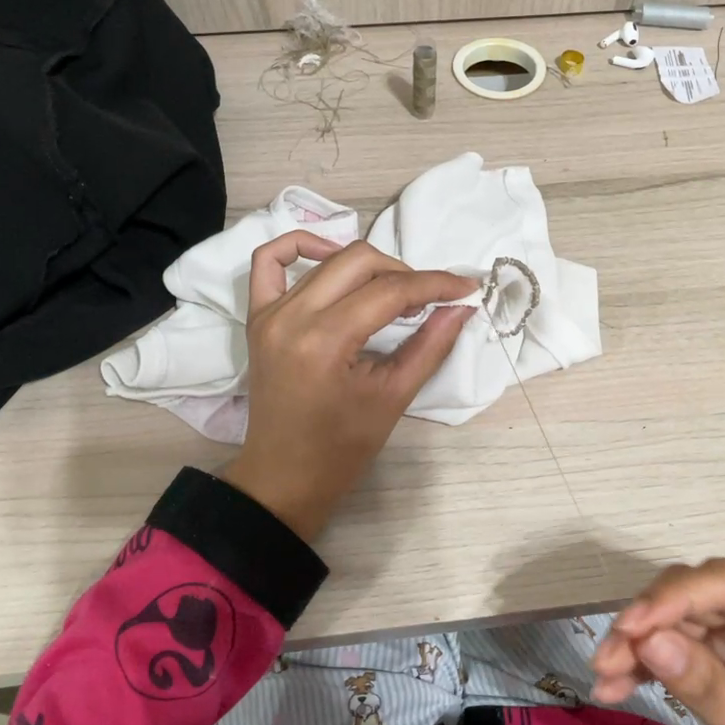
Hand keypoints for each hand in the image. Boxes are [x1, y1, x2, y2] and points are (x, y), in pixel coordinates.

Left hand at [221, 234, 476, 540]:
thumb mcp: (394, 397)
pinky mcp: (257, 316)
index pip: (389, 291)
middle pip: (359, 261)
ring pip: (326, 260)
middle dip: (404, 273)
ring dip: (369, 267)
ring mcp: (268, 313)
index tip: (467, 287)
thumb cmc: (341, 449)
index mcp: (325, 341)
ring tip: (393, 294)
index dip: (435, 284)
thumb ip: (431, 345)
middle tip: (429, 301)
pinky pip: (268, 261)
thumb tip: (463, 306)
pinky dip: (299, 247)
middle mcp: (292, 316)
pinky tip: (330, 257)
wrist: (284, 477)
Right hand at [591, 559, 724, 724]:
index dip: (675, 597)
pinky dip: (644, 665)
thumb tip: (648, 637)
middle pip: (696, 596)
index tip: (629, 627)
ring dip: (637, 645)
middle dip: (649, 622)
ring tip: (603, 678)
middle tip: (606, 659)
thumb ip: (712, 693)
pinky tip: (614, 686)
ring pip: (678, 620)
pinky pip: (676, 650)